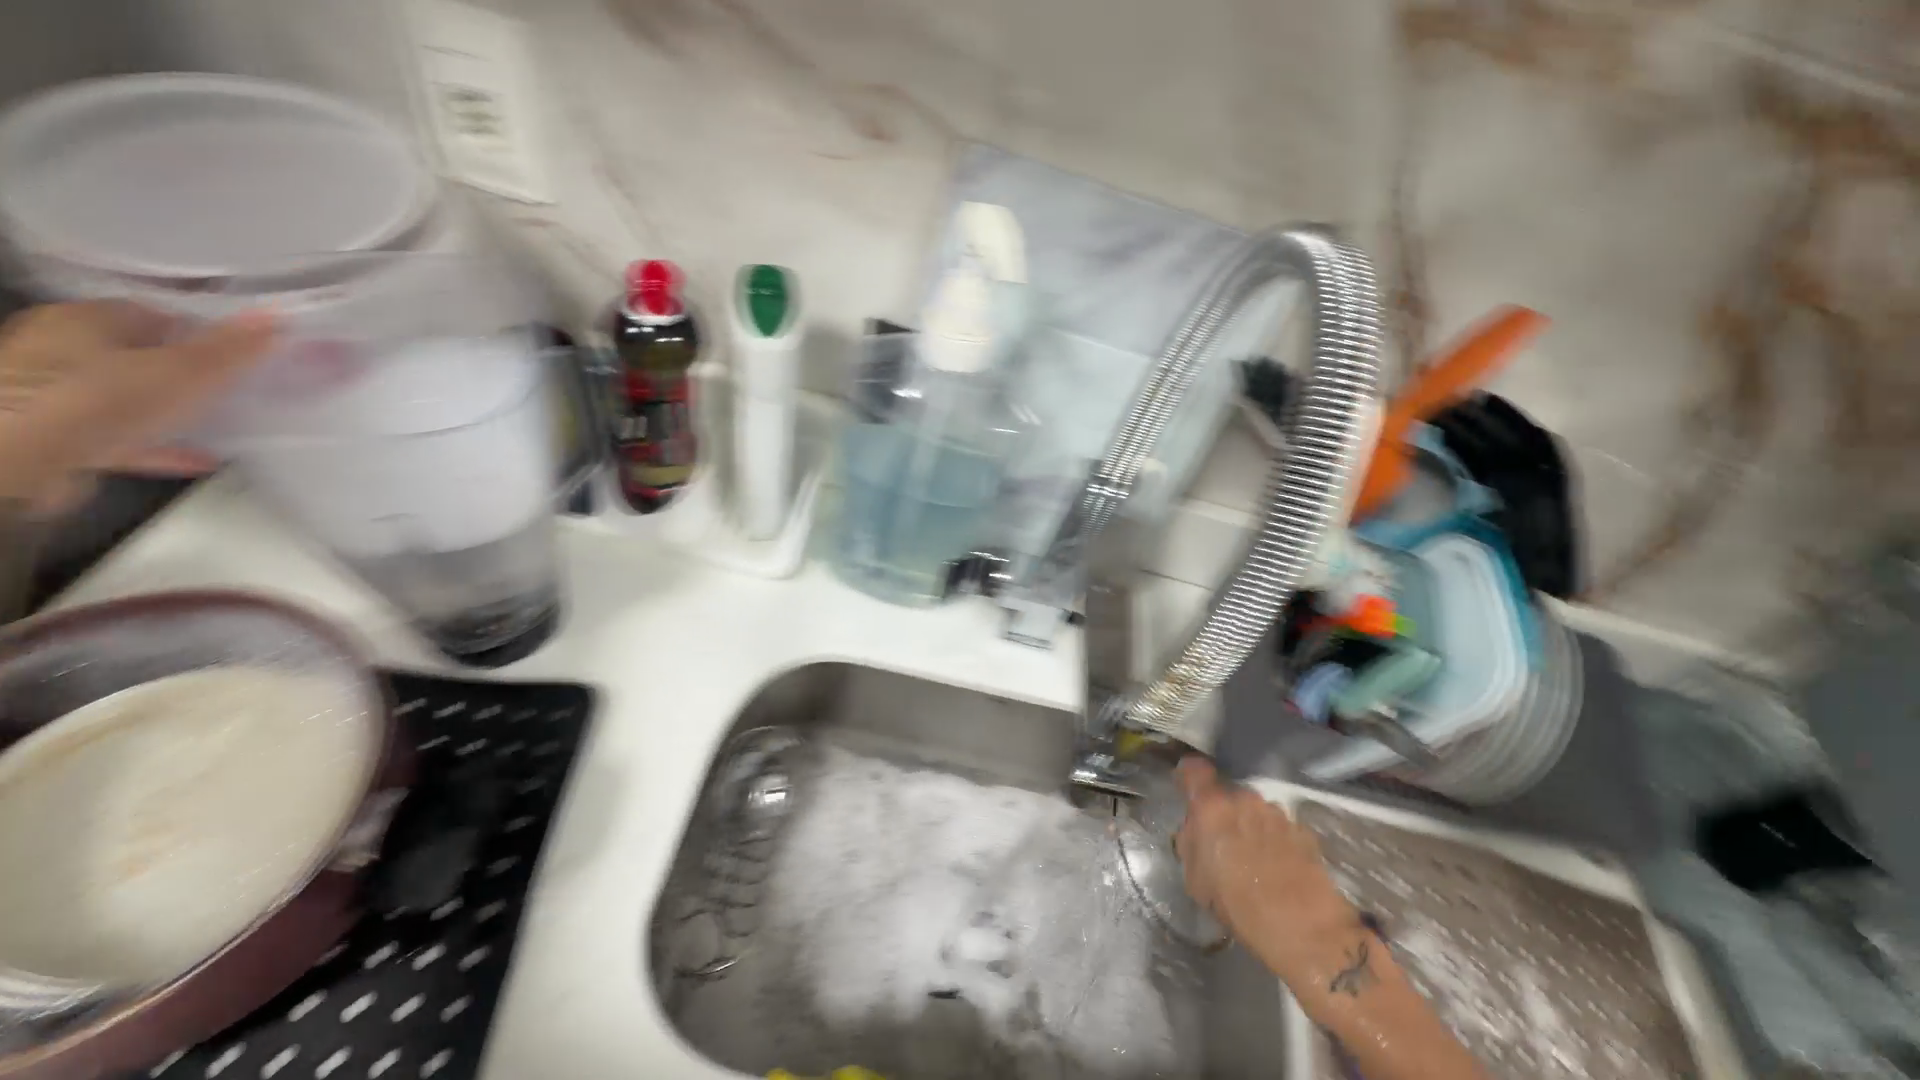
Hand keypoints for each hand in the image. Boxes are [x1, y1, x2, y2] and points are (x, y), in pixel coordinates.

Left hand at [0, 301, 276, 513]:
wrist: (26, 458)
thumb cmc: (104, 399)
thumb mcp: (186, 371)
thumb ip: (233, 347)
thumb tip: (278, 314)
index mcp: (87, 319)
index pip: (154, 315)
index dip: (201, 332)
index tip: (237, 354)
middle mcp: (62, 348)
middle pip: (142, 356)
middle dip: (189, 373)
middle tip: (234, 389)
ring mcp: (56, 393)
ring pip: (131, 397)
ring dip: (175, 411)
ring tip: (222, 426)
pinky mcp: (59, 434)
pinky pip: (124, 436)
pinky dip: (161, 445)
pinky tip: (200, 458)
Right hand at [1174, 756, 1362, 984]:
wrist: (1303, 926)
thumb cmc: (1237, 904)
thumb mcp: (1194, 879)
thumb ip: (1190, 842)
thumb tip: (1195, 829)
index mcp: (1212, 807)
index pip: (1194, 770)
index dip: (1188, 775)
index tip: (1185, 787)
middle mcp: (1245, 800)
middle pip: (1227, 794)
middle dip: (1222, 811)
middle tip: (1220, 840)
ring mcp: (1277, 813)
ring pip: (1254, 810)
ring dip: (1249, 825)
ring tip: (1252, 858)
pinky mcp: (1302, 830)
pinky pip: (1277, 827)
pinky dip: (1273, 839)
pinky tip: (1276, 866)